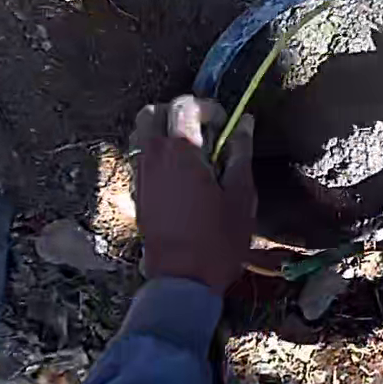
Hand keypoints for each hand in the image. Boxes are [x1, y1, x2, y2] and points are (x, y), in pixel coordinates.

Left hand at [129, 95, 256, 294]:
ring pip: (143, 133)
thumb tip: (245, 123)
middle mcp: (154, 156)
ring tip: (191, 150)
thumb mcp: (241, 195)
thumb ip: (241, 153)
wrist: (182, 278)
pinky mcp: (137, 192)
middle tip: (206, 131)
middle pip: (155, 112)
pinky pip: (140, 156)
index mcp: (182, 151)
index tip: (227, 124)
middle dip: (181, 112)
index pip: (185, 105)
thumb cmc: (218, 238)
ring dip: (164, 130)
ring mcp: (141, 174)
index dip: (209, 107)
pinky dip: (157, 151)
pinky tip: (180, 172)